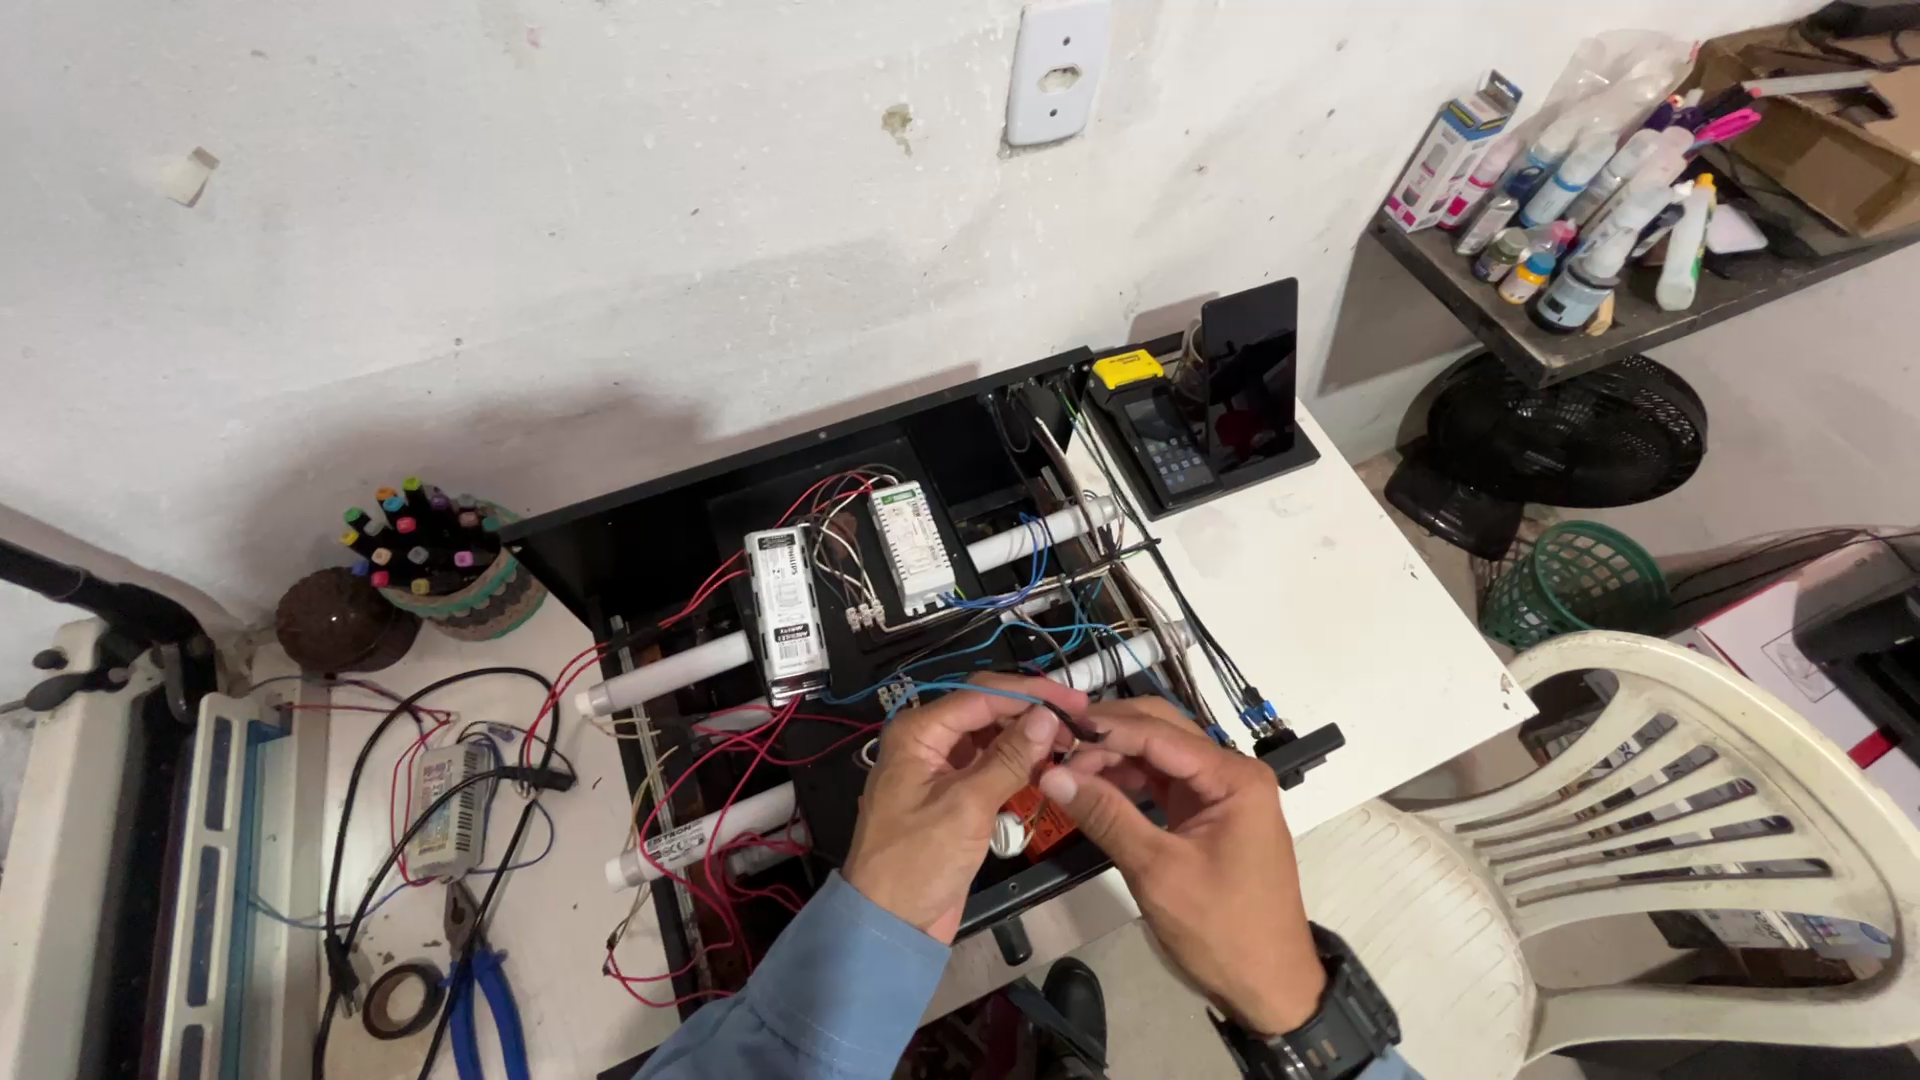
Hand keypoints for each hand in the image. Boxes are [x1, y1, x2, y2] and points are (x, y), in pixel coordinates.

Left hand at [842, 674, 1085, 943]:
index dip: (1029, 693)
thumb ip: (1008, 759)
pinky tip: (1047, 763)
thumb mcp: (966, 807)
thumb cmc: (917, 862)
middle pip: (985, 710)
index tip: (1073, 700)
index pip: (980, 695)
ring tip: (1070, 739)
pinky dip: (1017, 762)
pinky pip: (989, 764)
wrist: (890, 925)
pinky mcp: (954, 792)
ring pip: (990, 736)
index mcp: (917, 732)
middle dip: (1030, 710)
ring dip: (1027, 736)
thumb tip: (1046, 716)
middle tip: (1078, 718)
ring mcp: (940, 766)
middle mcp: (927, 740)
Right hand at [1037, 698, 1325, 1035]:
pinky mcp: (1203, 810)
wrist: (1271, 990)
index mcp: (1233, 777)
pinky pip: (1159, 778)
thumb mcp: (1158, 872)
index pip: (1157, 732)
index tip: (1054, 731)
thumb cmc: (1223, 931)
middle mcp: (1229, 771)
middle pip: (1159, 729)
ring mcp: (1217, 790)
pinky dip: (1125, 779)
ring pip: (1156, 751)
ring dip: (1112, 755)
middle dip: (1107, 734)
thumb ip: (1106, 815)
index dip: (1104, 728)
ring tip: (1064, 766)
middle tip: (1056, 745)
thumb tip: (1051, 774)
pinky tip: (1090, 785)